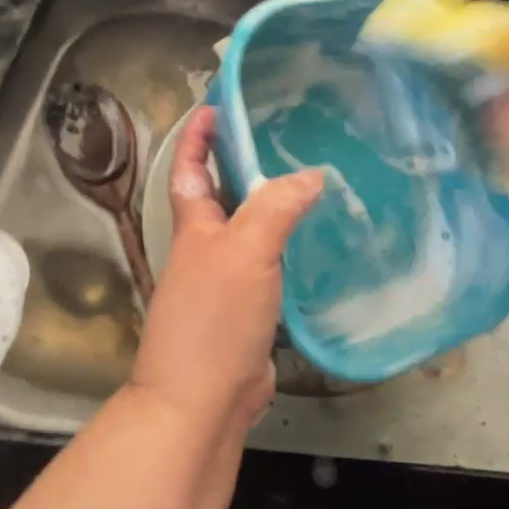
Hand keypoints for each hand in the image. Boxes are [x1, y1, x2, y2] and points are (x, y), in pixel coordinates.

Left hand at [129, 107, 323, 433]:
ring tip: (314, 178)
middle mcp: (207, 247)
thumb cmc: (213, 318)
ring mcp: (227, 280)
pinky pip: (271, 262)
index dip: (198, 136)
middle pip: (223, 194)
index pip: (189, 168)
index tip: (217, 106)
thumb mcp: (245, 251)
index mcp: (194, 227)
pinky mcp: (249, 308)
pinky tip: (319, 239)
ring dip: (274, 203)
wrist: (201, 402)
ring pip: (251, 228)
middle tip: (287, 136)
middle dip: (246, 163)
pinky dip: (290, 244)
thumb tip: (312, 174)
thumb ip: (276, 207)